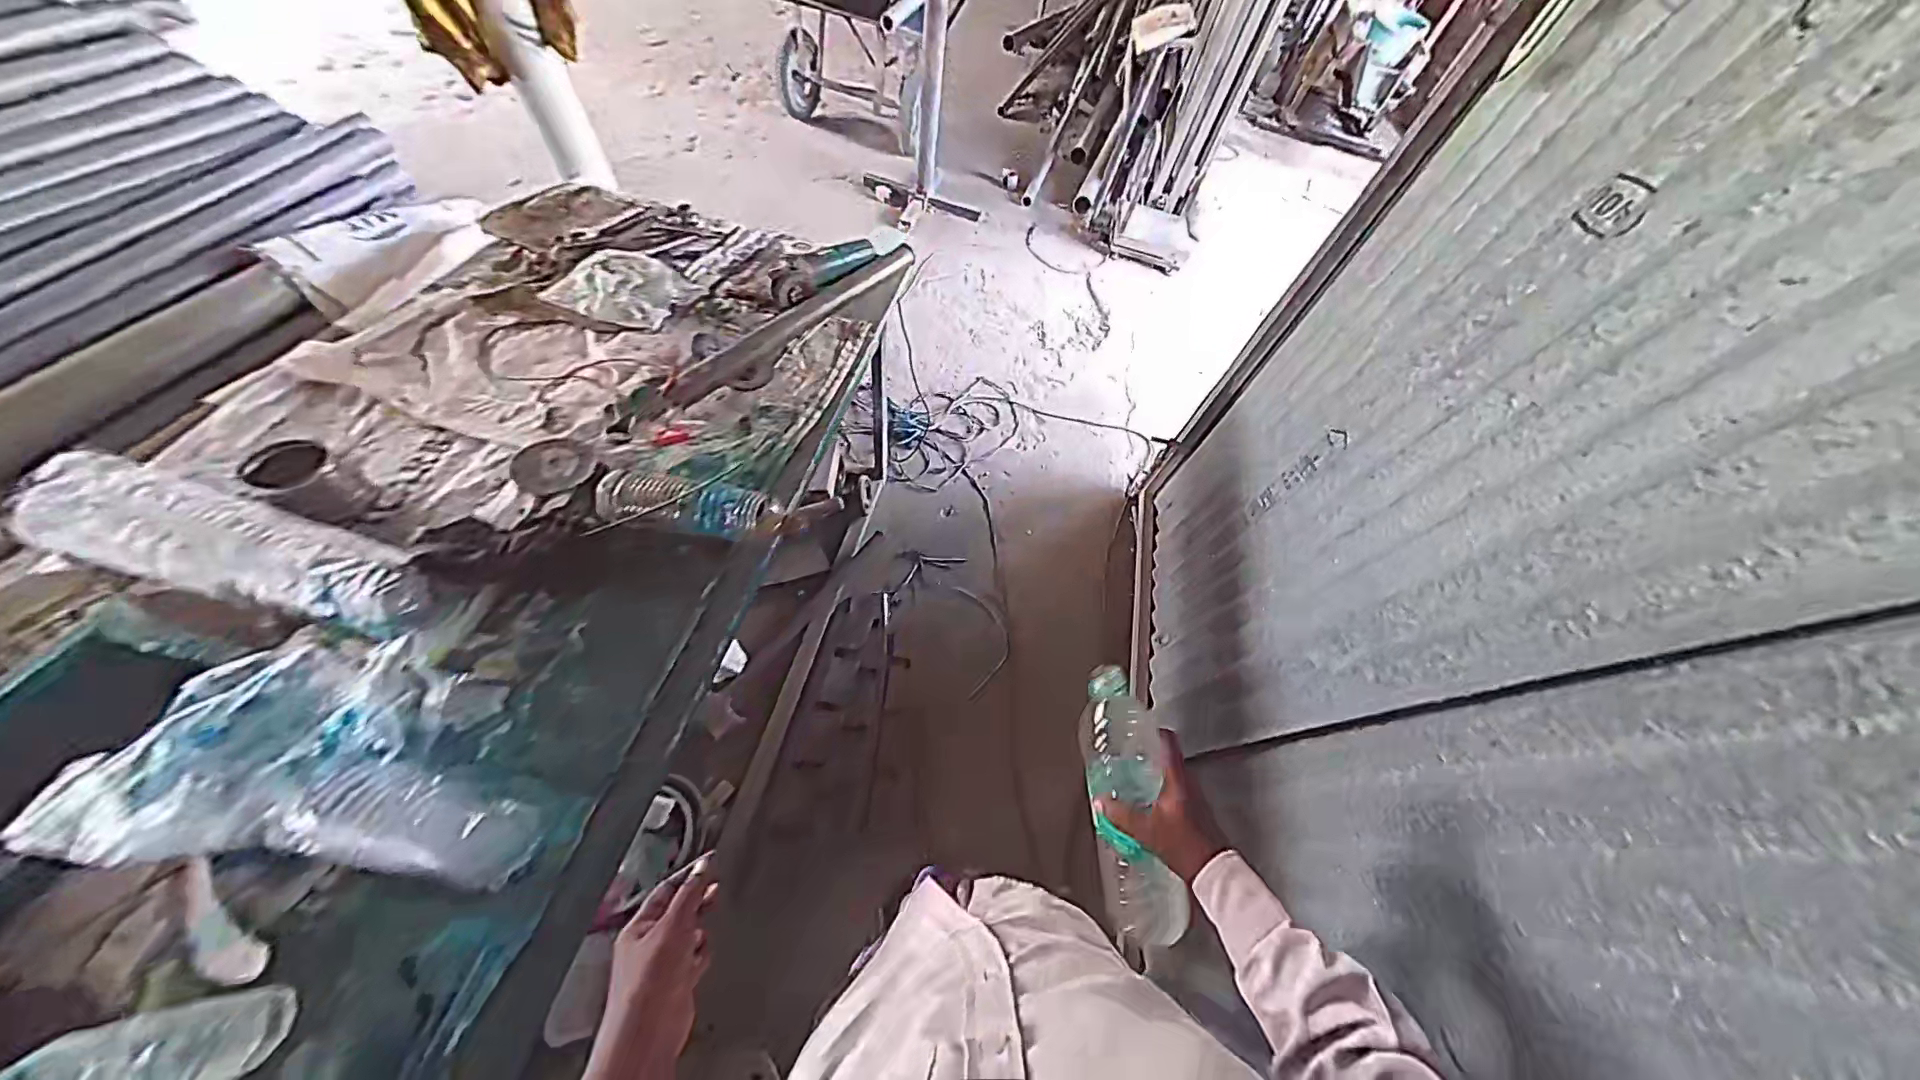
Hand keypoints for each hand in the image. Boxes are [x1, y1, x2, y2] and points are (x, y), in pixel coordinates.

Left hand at [583, 856, 718, 1079]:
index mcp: (637, 928)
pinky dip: (701, 954)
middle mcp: (647, 945)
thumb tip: (702, 866)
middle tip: (714, 886)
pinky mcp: (676, 982)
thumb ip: (690, 894)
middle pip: (677, 911)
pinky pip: (694, 958)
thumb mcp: (673, 925)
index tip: (709, 861)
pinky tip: (701, 956)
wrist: (650, 1031)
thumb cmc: (648, 983)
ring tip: (704, 927)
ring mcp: (662, 965)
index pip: (666, 890)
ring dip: (699, 929)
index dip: (688, 874)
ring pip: (688, 934)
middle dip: (696, 900)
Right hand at [1096, 730, 1228, 884]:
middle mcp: (1190, 783)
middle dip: (1149, 756)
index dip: (1155, 731)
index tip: (1142, 729)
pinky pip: (1176, 791)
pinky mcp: (1196, 811)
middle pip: (1169, 758)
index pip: (1169, 742)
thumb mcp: (1146, 829)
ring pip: (1173, 775)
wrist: (1213, 871)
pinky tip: (1149, 803)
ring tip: (1136, 779)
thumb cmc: (1186, 846)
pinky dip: (1162, 790)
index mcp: (1178, 779)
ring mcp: (1195, 797)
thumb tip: (1102, 803)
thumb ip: (1121, 815)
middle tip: (1132, 756)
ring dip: (1155, 774)